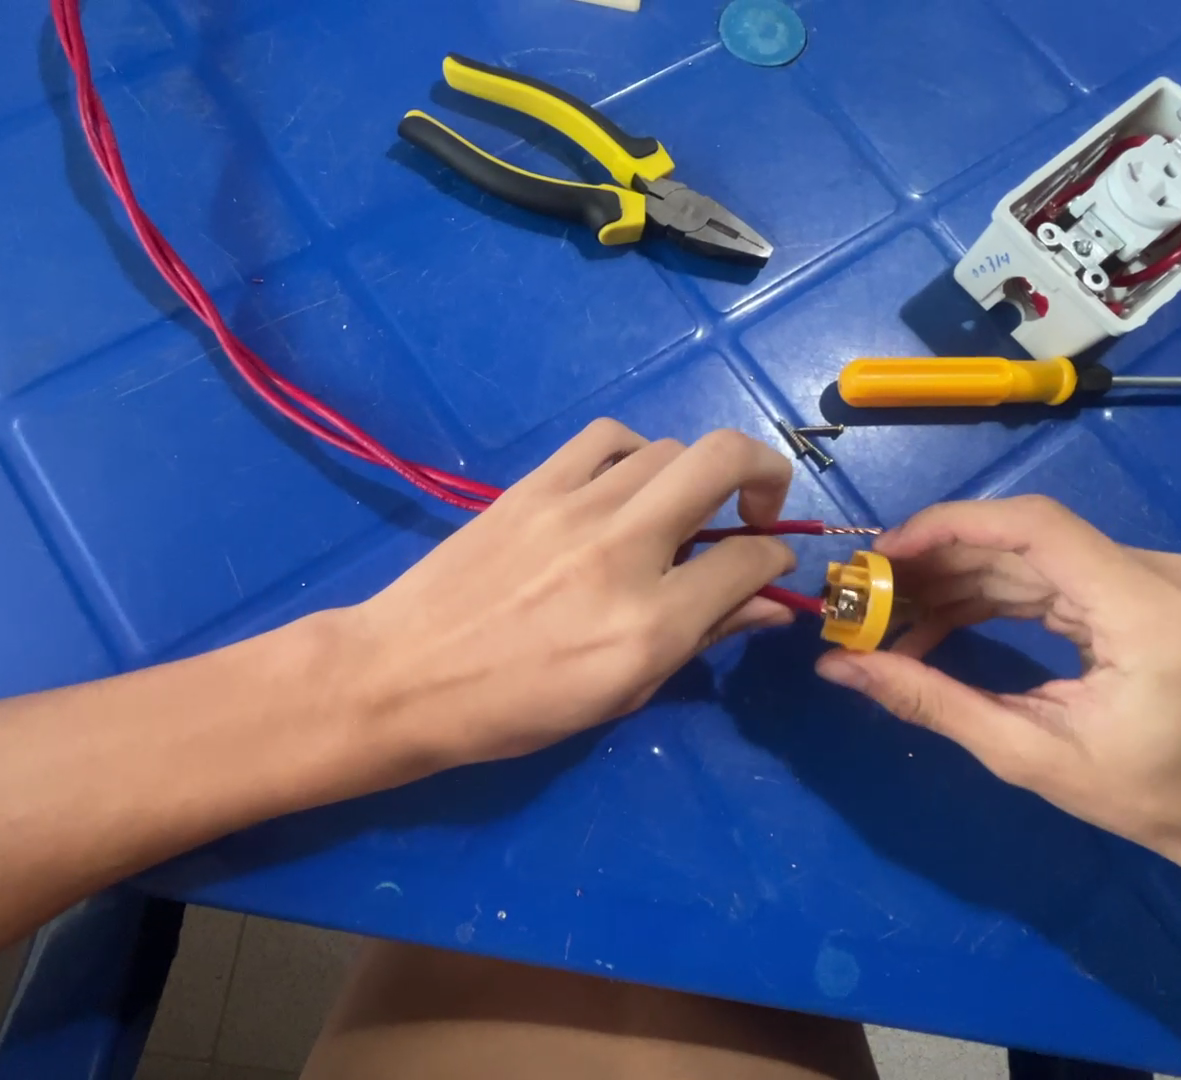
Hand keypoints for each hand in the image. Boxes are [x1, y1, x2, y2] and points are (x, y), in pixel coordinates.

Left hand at [344, 420, 796, 767]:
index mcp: (649, 626)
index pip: (749, 560)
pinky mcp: (532, 486)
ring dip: (695, 473)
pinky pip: (606, 438)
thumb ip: (703, 639)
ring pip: (669, 447)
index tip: (769, 563)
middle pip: (724, 460)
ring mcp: (573, 508)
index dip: (775, 559)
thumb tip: (770, 605)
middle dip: (766, 472)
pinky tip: (624, 486)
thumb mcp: (621, 694)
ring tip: (678, 511)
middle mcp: (622, 552)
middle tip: (758, 507)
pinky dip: (634, 453)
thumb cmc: (515, 710)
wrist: (405, 675)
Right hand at [814, 496, 1180, 867]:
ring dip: (955, 578)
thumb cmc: (1145, 798)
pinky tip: (939, 617)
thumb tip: (836, 665)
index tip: (882, 554)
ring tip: (893, 612)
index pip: (1038, 528)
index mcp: (1154, 615)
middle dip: (937, 562)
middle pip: (1025, 540)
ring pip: (1030, 554)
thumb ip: (929, 701)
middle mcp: (1167, 576)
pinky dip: (989, 592)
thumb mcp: (1026, 755)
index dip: (950, 526)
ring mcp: (1162, 576)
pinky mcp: (1146, 585)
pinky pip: (1049, 573)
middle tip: (870, 593)